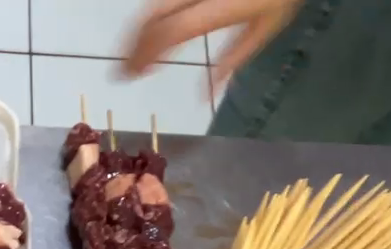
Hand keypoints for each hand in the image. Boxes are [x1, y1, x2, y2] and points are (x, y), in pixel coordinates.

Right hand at [123, 0, 300, 88]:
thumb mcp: (266, 27)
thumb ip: (233, 58)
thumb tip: (203, 96)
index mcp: (221, 6)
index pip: (171, 32)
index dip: (145, 55)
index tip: (133, 76)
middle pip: (153, 15)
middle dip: (132, 44)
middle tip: (124, 70)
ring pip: (153, 3)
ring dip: (137, 30)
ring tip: (133, 53)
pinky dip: (151, 16)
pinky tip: (150, 30)